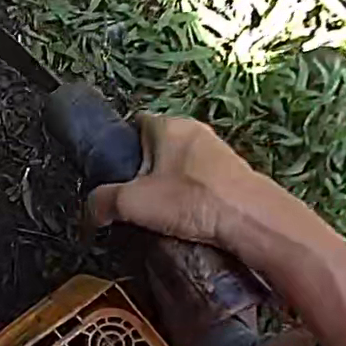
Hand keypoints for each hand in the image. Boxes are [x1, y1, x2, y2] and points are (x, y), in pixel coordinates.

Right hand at [89, 114, 308, 253]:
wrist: (254, 222)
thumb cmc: (191, 200)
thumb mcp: (129, 202)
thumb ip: (100, 202)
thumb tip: (91, 212)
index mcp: (169, 125)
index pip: (132, 124)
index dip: (115, 145)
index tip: (107, 172)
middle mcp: (194, 131)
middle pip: (152, 147)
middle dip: (137, 171)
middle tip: (125, 198)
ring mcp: (217, 152)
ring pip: (173, 166)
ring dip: (161, 187)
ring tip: (151, 213)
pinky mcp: (231, 175)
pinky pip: (195, 181)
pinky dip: (183, 198)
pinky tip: (178, 219)